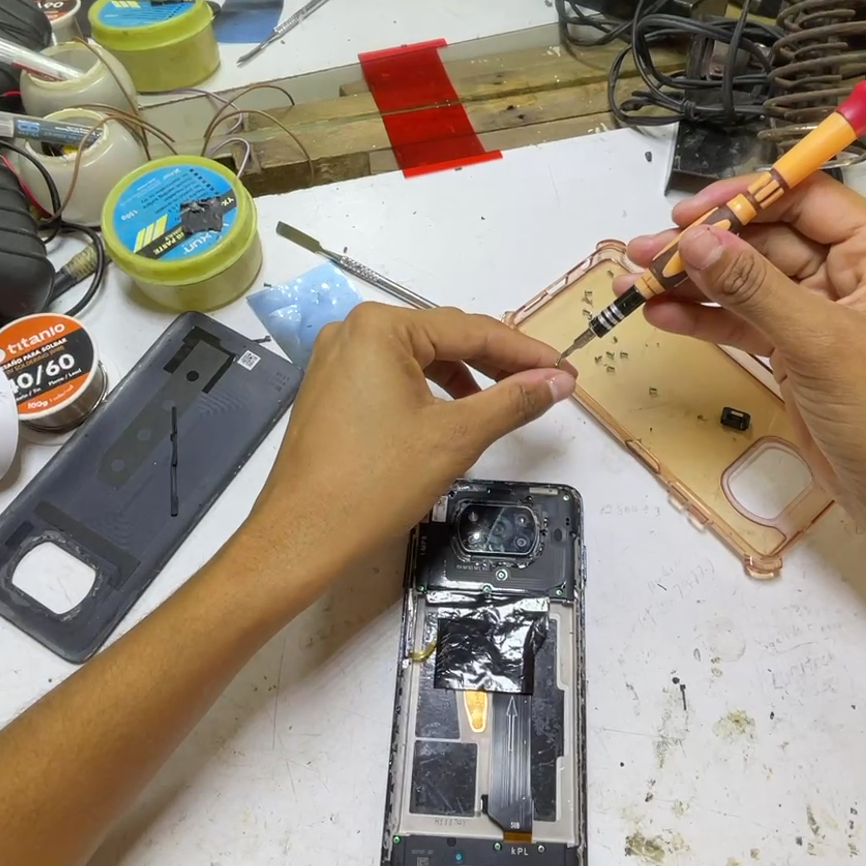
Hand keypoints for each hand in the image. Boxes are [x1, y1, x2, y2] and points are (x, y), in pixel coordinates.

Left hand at [240, 304, 574, 582]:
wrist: (301, 536)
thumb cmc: (377, 483)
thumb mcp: (455, 438)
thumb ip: (512, 401)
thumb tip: (559, 380)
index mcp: (381, 328)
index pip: (470, 330)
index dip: (524, 352)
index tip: (564, 371)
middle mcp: (353, 331)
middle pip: (443, 338)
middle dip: (495, 363)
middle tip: (543, 386)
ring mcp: (336, 361)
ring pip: (418, 360)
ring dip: (464, 378)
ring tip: (503, 402)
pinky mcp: (329, 391)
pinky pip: (392, 379)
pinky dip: (429, 393)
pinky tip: (451, 416)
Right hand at [622, 173, 865, 543]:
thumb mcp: (817, 342)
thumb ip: (753, 288)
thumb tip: (696, 239)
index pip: (804, 201)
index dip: (743, 200)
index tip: (685, 214)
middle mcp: (847, 273)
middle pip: (764, 242)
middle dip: (703, 248)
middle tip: (643, 253)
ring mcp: (815, 313)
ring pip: (745, 284)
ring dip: (692, 285)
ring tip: (635, 285)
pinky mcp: (792, 350)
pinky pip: (741, 323)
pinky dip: (704, 321)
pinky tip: (662, 316)